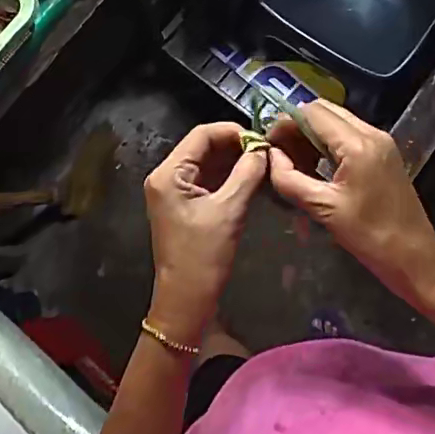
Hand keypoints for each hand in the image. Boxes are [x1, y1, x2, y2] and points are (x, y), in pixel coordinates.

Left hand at [144, 123, 267, 342]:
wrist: (185, 301)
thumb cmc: (203, 257)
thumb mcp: (229, 212)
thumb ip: (246, 175)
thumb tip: (263, 150)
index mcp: (168, 173)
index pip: (201, 135)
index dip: (233, 132)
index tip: (262, 139)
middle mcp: (166, 176)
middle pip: (203, 147)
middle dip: (235, 146)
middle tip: (268, 151)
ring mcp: (174, 191)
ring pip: (207, 163)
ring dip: (234, 161)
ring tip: (265, 163)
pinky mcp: (184, 204)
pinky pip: (207, 180)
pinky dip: (228, 177)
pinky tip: (252, 178)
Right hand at [266, 101, 434, 309]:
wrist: (414, 256)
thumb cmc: (369, 234)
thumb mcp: (323, 208)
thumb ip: (289, 179)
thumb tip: (271, 157)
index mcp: (357, 145)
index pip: (312, 113)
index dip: (285, 123)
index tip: (270, 144)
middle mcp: (371, 134)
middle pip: (324, 110)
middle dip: (297, 126)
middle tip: (280, 151)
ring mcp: (380, 141)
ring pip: (335, 120)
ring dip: (311, 133)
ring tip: (295, 161)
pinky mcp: (382, 152)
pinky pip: (347, 134)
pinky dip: (326, 142)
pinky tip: (315, 166)